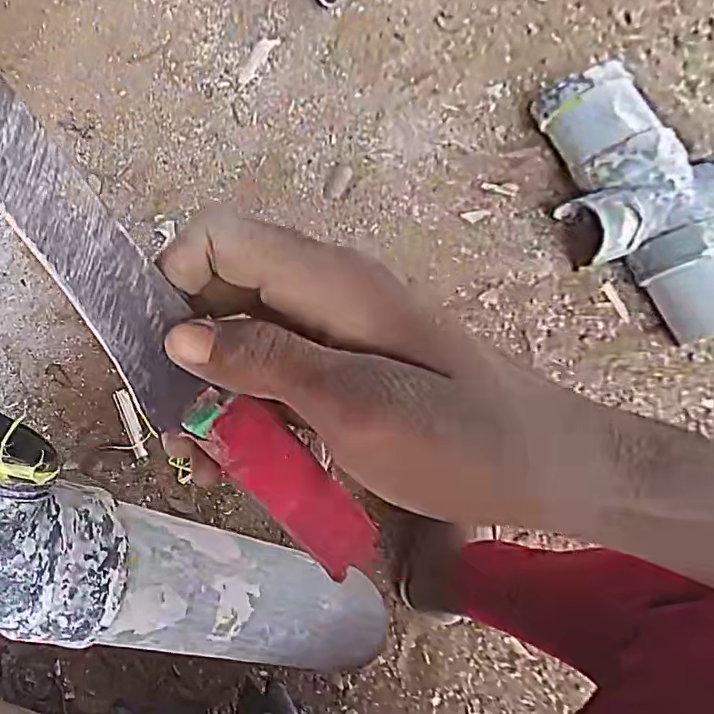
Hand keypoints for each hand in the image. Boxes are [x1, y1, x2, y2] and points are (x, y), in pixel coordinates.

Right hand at [157, 209, 615, 530]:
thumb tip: (177, 337)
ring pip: (228, 342)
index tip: (159, 353)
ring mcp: (322, 333)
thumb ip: (266, 364)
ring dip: (203, 397)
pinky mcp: (327, 368)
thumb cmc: (466, 442)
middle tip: (175, 424)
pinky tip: (235, 462)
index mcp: (328, 284)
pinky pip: (258, 377)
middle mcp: (317, 296)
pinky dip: (235, 415)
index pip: (217, 239)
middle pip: (212, 294)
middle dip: (179, 355)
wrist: (554, 474)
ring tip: (205, 460)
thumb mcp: (358, 407)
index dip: (172, 281)